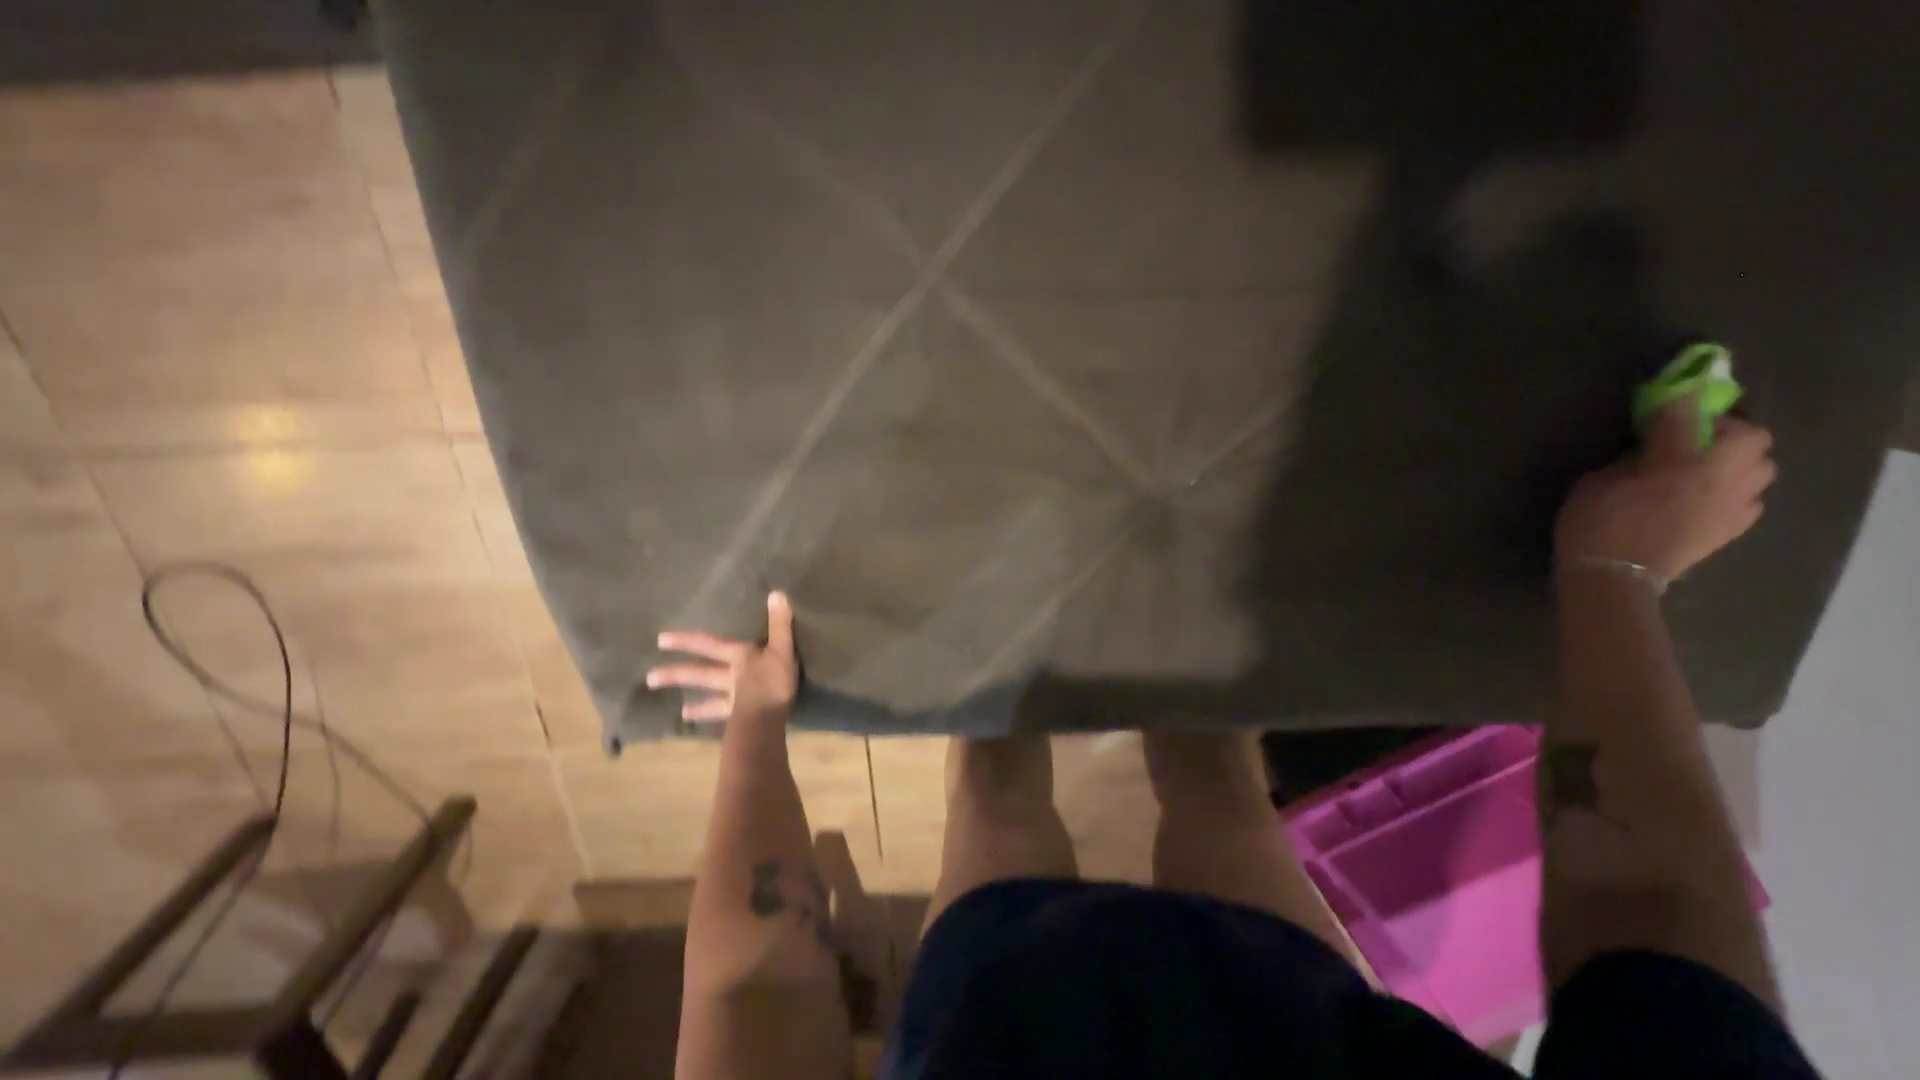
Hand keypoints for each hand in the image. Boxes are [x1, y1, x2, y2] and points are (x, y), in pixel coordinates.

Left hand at [647, 592, 798, 722]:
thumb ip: (779, 624)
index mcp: (739, 657)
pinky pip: (726, 720)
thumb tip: (776, 593)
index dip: (686, 642)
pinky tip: (709, 730)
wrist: (769, 717)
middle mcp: (731, 677)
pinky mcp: (740, 719)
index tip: (660, 641)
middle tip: (650, 679)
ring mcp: (733, 700)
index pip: (709, 645)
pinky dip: (718, 723)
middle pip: (700, 674)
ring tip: (681, 712)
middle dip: (676, 675)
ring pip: (711, 699)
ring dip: (697, 706)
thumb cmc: (774, 680)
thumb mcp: (782, 648)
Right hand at [1555, 398, 1776, 580]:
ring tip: (1705, 469)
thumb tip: (1654, 446)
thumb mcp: (1600, 481)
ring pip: (1761, 467)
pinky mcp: (1734, 528)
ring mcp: (1735, 504)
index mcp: (1682, 459)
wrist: (1614, 580)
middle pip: (1750, 436)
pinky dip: (1735, 491)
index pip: (1691, 411)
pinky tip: (1707, 497)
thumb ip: (1636, 457)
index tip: (1667, 401)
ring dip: (1738, 460)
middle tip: (1691, 438)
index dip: (1681, 400)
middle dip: (1726, 430)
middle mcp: (1722, 476)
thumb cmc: (1597, 525)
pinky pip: (1751, 498)